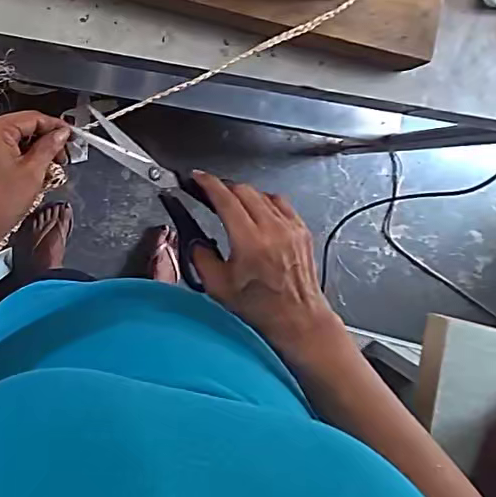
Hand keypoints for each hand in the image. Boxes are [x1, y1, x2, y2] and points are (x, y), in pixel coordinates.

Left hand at [0, 111, 70, 253]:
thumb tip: (60, 134)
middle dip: (46, 141)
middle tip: (63, 155)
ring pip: (15, 139)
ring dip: (35, 151)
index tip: (70, 135)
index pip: (32, 117)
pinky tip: (34, 172)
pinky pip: (4, 149)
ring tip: (50, 168)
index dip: (56, 126)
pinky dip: (21, 158)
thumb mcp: (33, 172)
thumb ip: (49, 147)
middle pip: (23, 126)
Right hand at [188, 171, 347, 364]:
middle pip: (243, 190)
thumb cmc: (262, 307)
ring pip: (262, 193)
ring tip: (232, 204)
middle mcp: (273, 230)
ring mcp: (290, 228)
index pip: (225, 198)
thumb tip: (194, 238)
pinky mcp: (301, 230)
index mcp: (250, 242)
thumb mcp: (218, 286)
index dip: (207, 183)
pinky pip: (280, 203)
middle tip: (210, 193)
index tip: (198, 178)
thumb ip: (200, 256)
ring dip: (243, 194)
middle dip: (223, 187)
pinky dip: (264, 201)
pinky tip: (257, 211)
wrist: (297, 318)